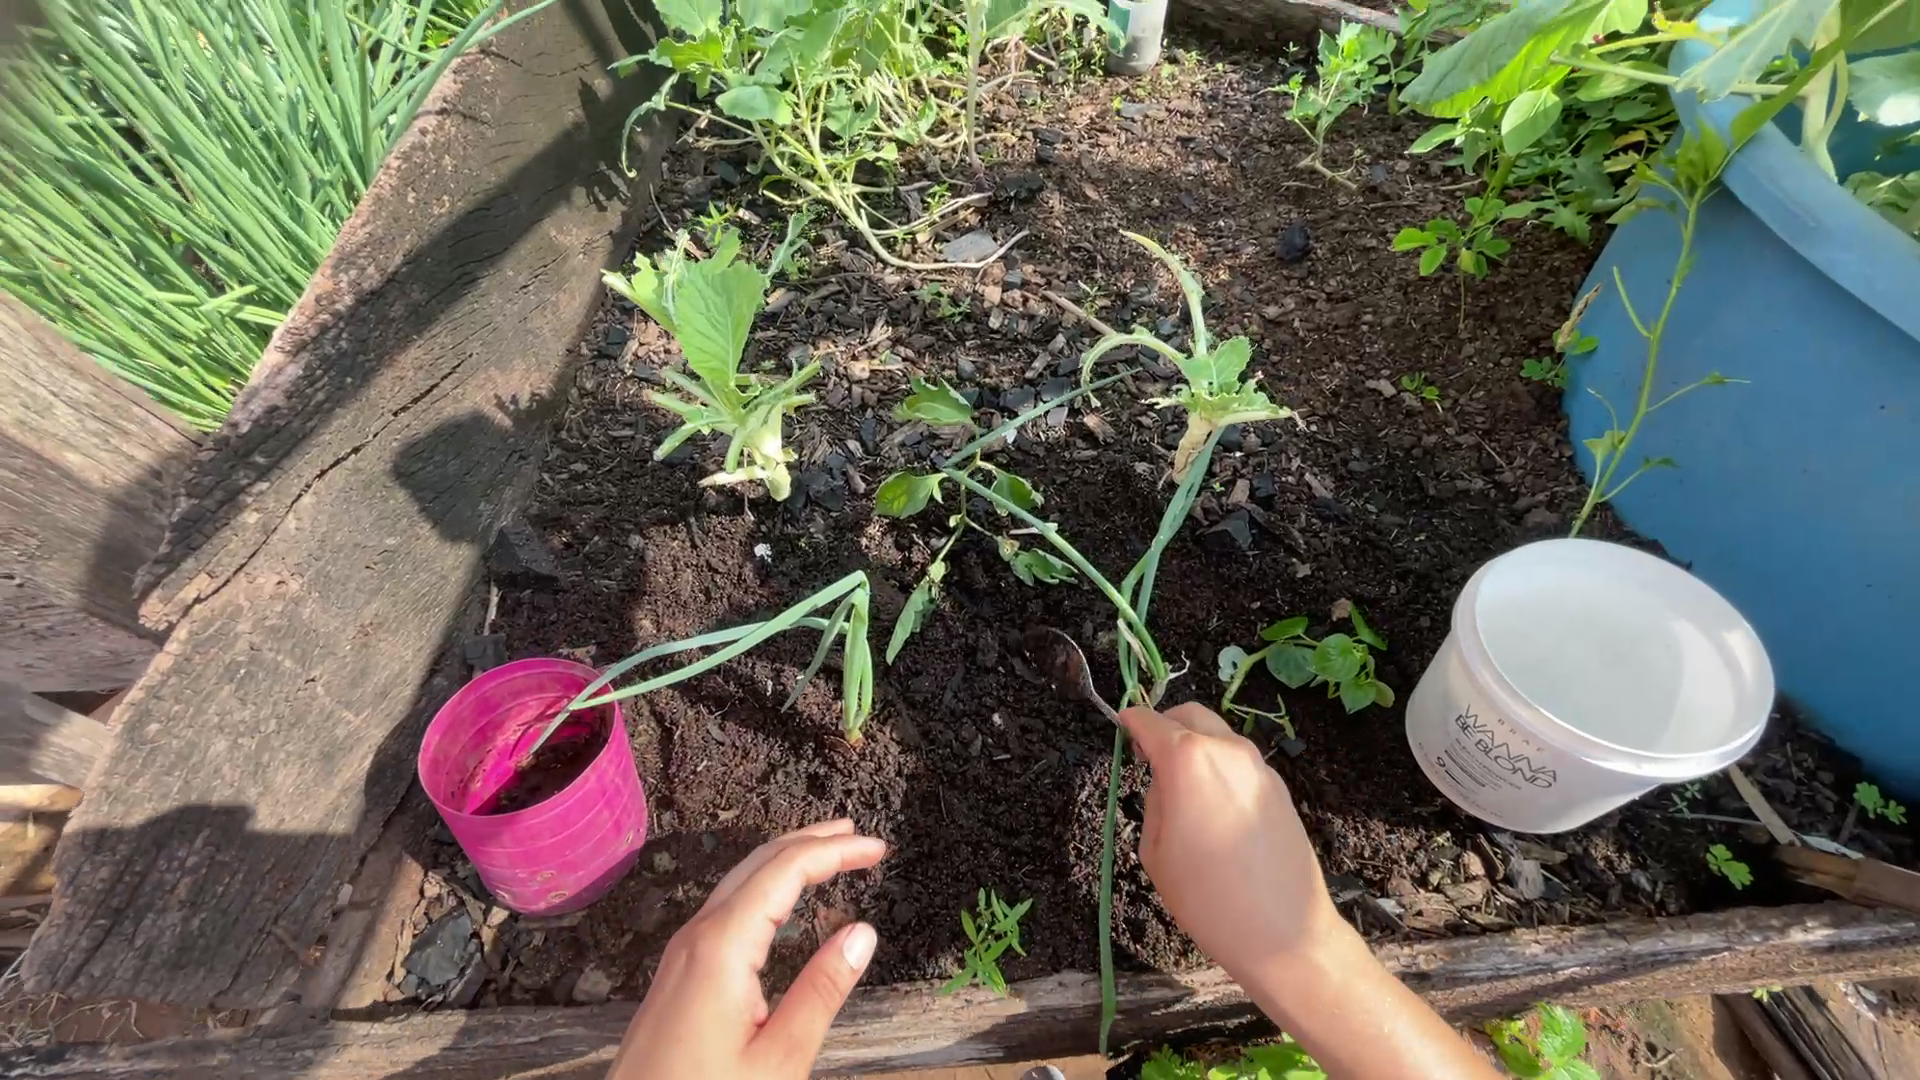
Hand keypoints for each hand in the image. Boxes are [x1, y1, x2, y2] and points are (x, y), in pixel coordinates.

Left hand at [608, 820, 884, 1079]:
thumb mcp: (778, 1062)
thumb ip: (821, 991)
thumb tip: (863, 932)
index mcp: (723, 944)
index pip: (787, 869)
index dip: (836, 851)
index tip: (878, 849)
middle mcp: (698, 933)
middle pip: (762, 860)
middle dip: (812, 840)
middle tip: (857, 835)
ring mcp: (682, 952)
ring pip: (742, 878)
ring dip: (788, 858)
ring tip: (828, 852)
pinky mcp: (678, 973)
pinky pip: (728, 904)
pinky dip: (766, 884)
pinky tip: (781, 898)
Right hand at [1118, 703, 1352, 979]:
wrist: (1285, 934)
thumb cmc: (1207, 897)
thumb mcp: (1155, 851)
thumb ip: (1155, 800)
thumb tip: (1166, 782)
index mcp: (1187, 759)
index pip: (1149, 721)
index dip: (1130, 723)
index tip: (1121, 729)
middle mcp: (1226, 749)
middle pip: (1188, 715)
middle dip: (1165, 726)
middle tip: (1150, 757)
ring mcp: (1257, 766)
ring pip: (1217, 734)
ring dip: (1194, 745)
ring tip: (1185, 788)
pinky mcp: (1279, 787)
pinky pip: (1238, 760)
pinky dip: (1219, 766)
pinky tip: (1216, 809)